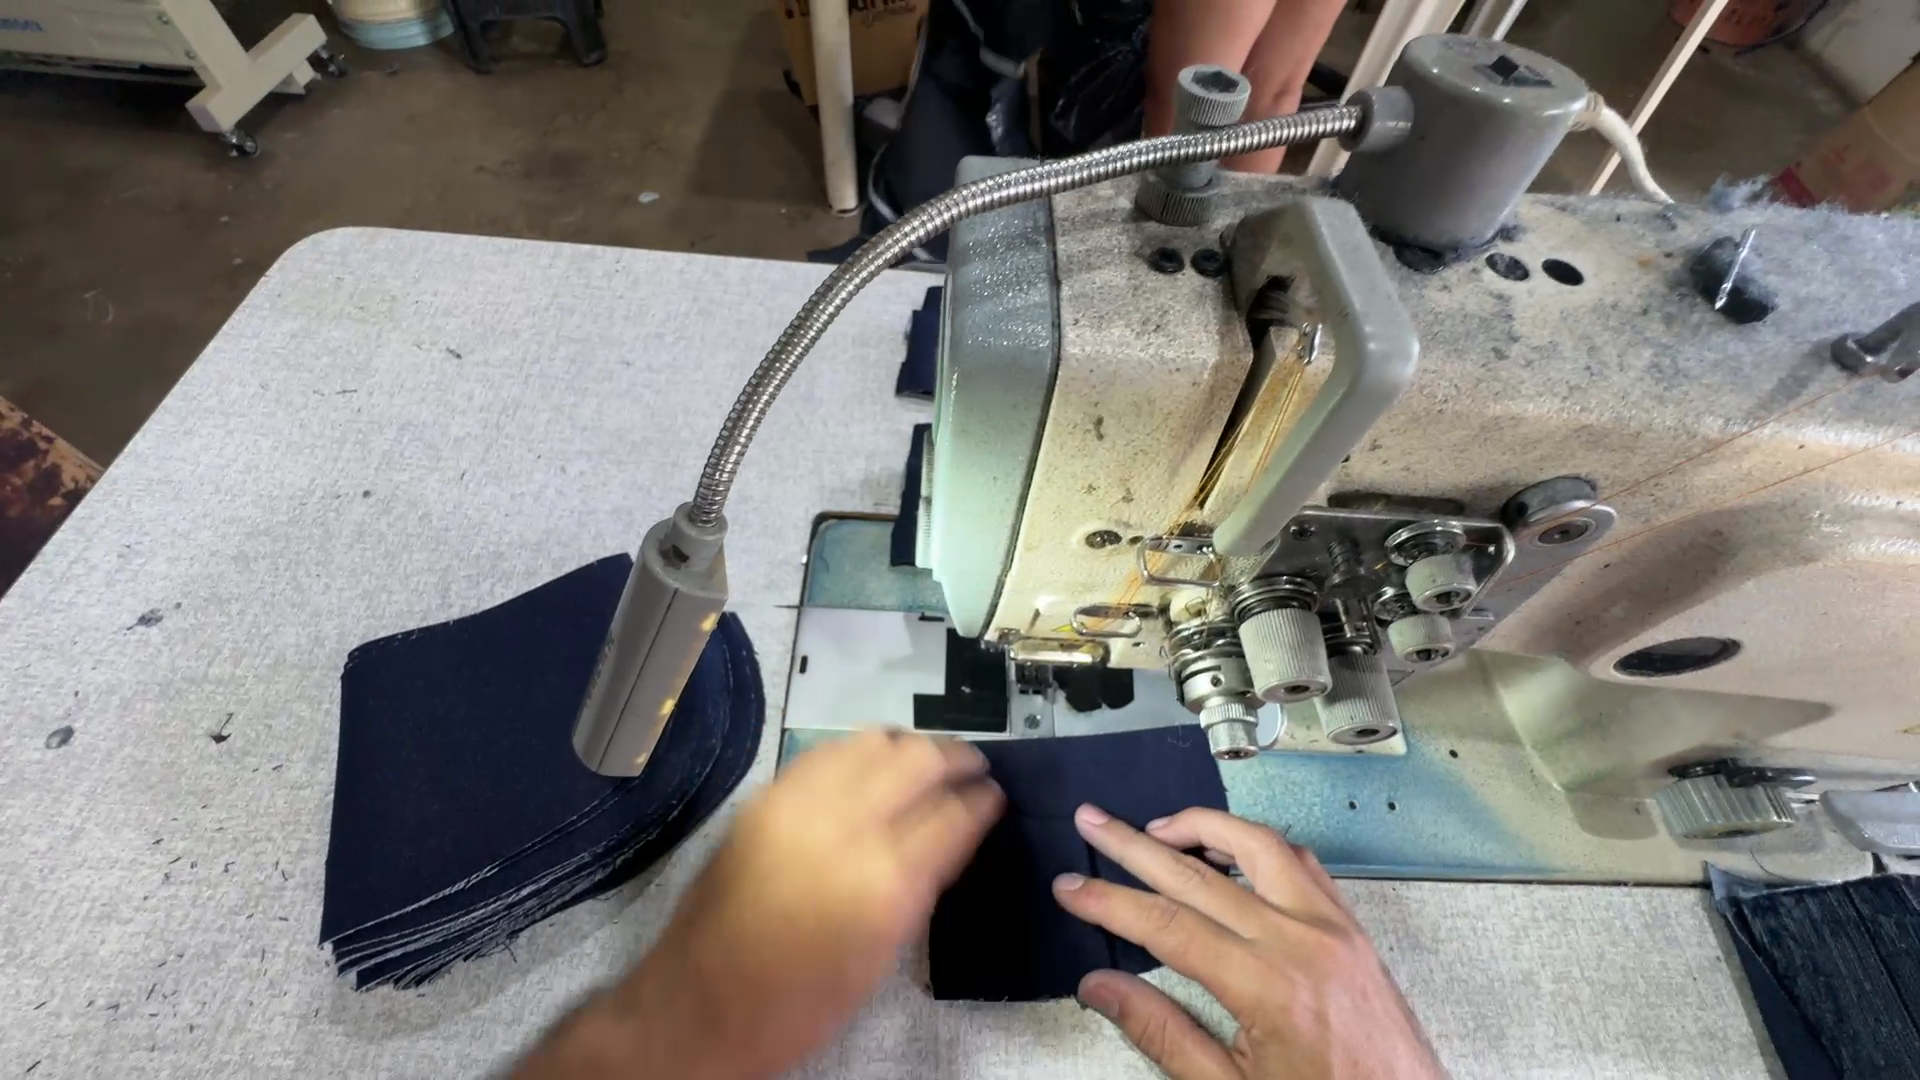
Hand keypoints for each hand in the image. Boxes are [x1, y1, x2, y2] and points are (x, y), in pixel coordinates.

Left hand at [515, 731, 1003, 1079]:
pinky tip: (874, 765)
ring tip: (927, 760)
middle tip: (973, 764)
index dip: (983, 799)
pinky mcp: (768, 794)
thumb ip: (922, 882)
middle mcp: (844, 825)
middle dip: (956, 756)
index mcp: (883, 881)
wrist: (695, 1006)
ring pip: (874, 740)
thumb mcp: (881, 955)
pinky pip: (829, 750)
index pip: (953, 814)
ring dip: (910, 745)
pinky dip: (863, 750)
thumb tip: (954, 831)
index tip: (996, 793)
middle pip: (919, 759)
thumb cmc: (800, 1003)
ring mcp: (800, 802)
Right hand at [1052, 804, 1443, 1079]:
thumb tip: (1096, 985)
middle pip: (1198, 872)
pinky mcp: (1351, 927)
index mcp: (1268, 989)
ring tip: (1153, 828)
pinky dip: (1254, 842)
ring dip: (1198, 826)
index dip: (1109, 903)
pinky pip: (1299, 861)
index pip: (1166, 927)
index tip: (1069, 887)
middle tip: (1091, 820)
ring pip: (1255, 843)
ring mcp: (1331, 926)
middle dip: (1133, 845)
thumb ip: (1161, 1034)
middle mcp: (1300, 940)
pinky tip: (1227, 846)